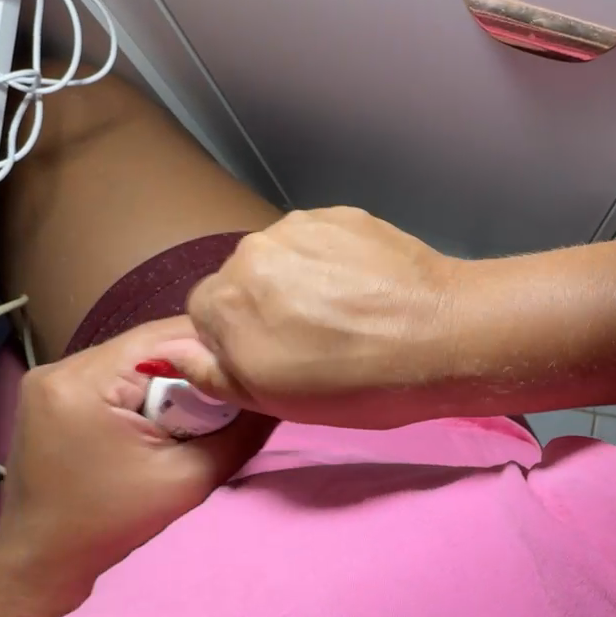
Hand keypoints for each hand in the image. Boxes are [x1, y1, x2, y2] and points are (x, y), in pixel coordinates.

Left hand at [0, 316, 273, 616]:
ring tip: (204, 412)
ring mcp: (52, 378)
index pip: (167, 335)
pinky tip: (169, 419)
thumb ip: (239, 435)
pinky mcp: (54, 395)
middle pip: (150, 344)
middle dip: (197, 368)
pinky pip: (117, 376)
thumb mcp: (191, 479)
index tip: (250, 374)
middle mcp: (62, 365)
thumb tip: (274, 400)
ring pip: (136, 359)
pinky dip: (150, 391)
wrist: (45, 559)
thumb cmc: (114, 522)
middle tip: (233, 397)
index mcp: (85, 380)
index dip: (217, 350)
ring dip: (175, 380)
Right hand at [153, 207, 468, 427]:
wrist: (442, 337)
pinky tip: (371, 290)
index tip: (285, 361)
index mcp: (222, 303)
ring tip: (353, 316)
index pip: (207, 318)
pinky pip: (323, 242)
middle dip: (271, 308)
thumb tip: (172, 354)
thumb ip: (216, 375)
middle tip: (323, 341)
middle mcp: (249, 254)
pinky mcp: (341, 215)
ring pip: (284, 259)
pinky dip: (338, 263)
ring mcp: (298, 228)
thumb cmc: (361, 382)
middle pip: (243, 282)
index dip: (246, 344)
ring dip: (304, 282)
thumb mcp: (279, 401)